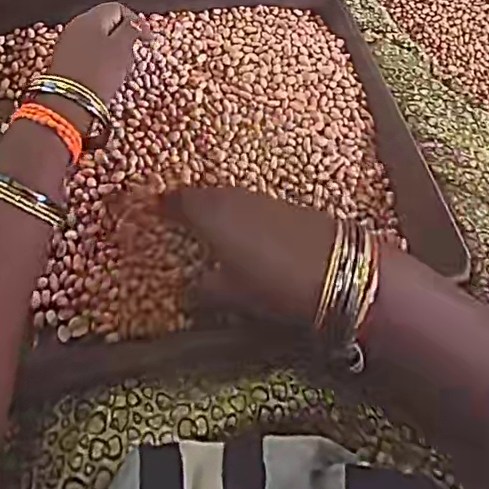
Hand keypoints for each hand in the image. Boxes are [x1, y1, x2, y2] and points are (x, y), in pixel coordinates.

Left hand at [46, 2, 143, 108]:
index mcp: (90, 18)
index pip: (118, 8)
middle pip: (107, 23)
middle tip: (135, 51)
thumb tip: (136, 21)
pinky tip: (107, 72)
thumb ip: (131, 29)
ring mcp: (69, 43)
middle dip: (124, 35)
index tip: (147, 38)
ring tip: (123, 65)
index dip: (136, 21)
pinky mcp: (66, 60)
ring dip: (113, 48)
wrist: (69, 102)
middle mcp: (76, 26)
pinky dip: (101, 58)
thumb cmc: (99, 72)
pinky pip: (89, 51)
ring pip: (98, 38)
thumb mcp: (122, 48)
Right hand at [164, 187, 338, 325]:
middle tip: (174, 212)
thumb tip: (187, 289)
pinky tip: (238, 228)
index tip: (152, 206)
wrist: (336, 266)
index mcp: (212, 214)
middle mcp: (232, 197)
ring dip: (213, 204)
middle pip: (203, 194)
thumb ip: (204, 290)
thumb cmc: (273, 282)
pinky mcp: (281, 203)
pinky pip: (246, 201)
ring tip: (203, 221)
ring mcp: (259, 197)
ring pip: (226, 196)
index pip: (180, 200)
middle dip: (188, 202)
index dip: (166, 204)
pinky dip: (235, 209)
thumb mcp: (232, 294)